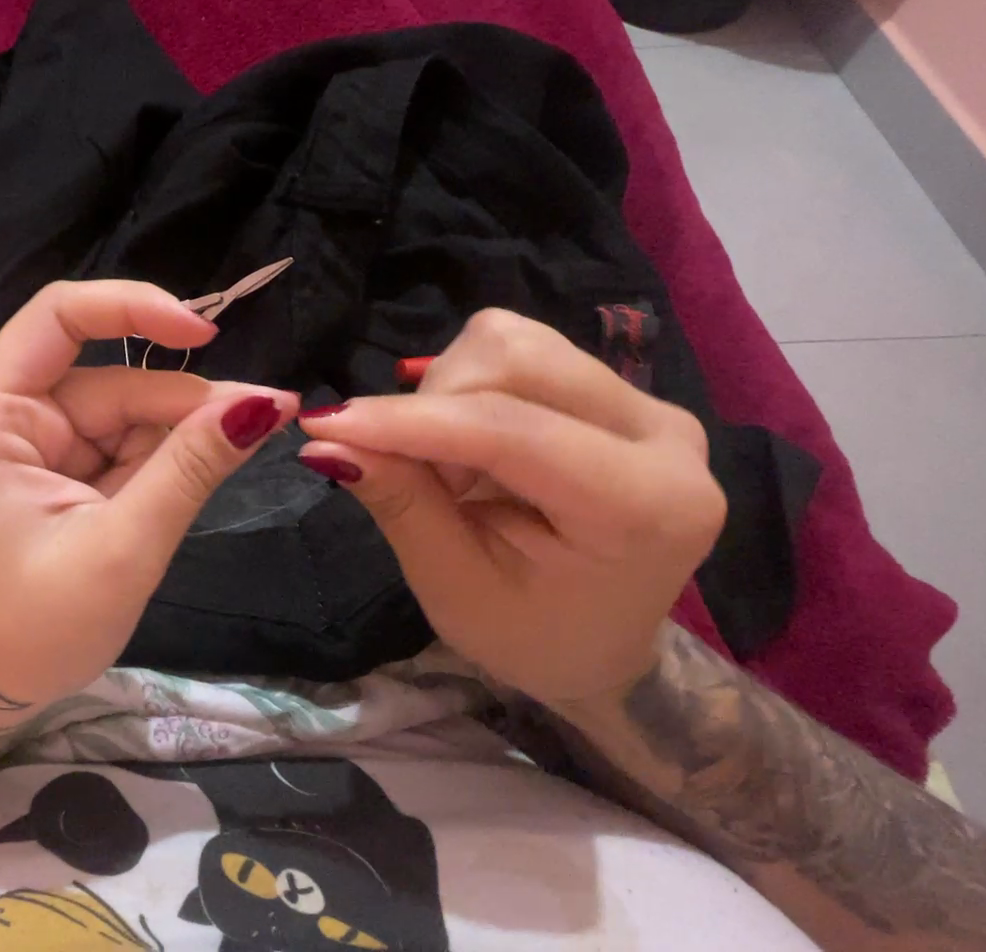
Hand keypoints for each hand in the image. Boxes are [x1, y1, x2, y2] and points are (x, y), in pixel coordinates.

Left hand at [0, 280, 298, 707]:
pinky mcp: (63, 470)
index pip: (58, 316)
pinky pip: (126, 443)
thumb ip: (189, 469)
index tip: (206, 335)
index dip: (133, 307)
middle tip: (268, 416)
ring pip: (128, 410)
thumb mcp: (121, 547)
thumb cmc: (36, 627)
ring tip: (245, 447)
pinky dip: (166, 457)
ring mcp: (39, 442)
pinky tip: (204, 469)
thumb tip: (264, 403)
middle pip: (111, 374)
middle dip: (183, 399)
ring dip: (183, 431)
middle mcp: (11, 413)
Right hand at [297, 309, 725, 707]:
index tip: (321, 424)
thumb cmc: (528, 635)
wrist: (597, 644)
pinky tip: (469, 444)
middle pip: (515, 359)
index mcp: (645, 506)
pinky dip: (465, 387)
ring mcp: (645, 404)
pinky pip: (520, 349)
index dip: (407, 420)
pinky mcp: (617, 391)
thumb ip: (400, 504)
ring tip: (448, 466)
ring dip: (447, 394)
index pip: (510, 430)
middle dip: (431, 407)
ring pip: (512, 342)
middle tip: (412, 472)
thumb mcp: (455, 588)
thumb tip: (325, 439)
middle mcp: (663, 434)